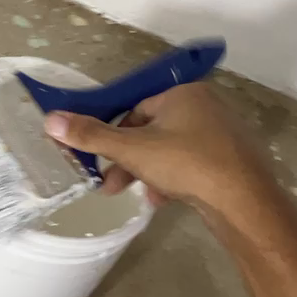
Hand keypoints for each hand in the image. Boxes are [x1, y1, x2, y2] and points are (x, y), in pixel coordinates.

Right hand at [44, 82, 271, 209]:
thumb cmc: (187, 165)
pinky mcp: (234, 161)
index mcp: (184, 93)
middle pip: (153, 131)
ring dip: (149, 172)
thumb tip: (51, 119)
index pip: (136, 108)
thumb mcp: (132, 150)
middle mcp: (207, 106)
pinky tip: (165, 200)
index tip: (101, 158)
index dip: (114, 134)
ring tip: (141, 196)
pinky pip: (193, 165)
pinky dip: (175, 180)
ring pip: (172, 151)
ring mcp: (224, 134)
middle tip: (110, 185)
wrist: (245, 203)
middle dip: (129, 159)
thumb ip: (91, 136)